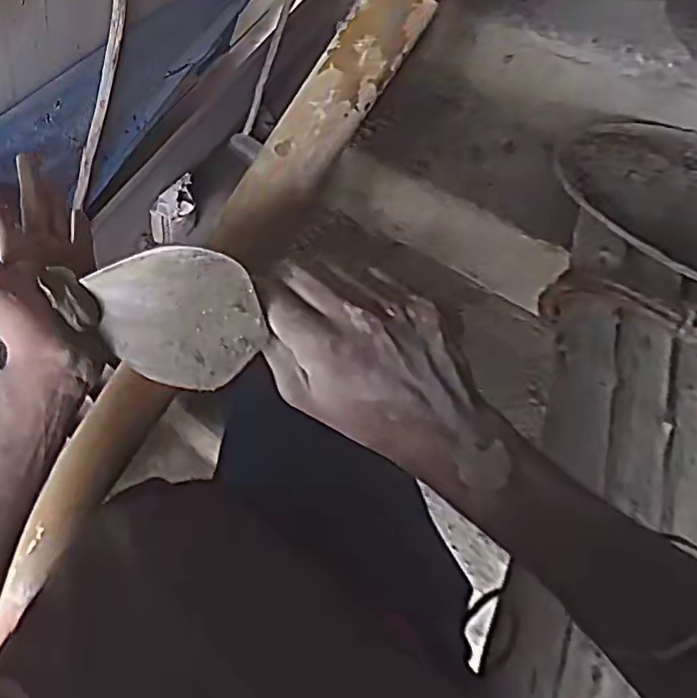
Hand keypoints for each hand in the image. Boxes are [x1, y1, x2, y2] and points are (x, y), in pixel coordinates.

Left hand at [0, 155, 96, 381]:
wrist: (58, 360)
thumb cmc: (21, 326)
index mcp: (9, 253)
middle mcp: (33, 250)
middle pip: (29, 207)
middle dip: (27, 181)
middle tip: (26, 154)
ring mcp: (60, 258)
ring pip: (55, 216)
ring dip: (53, 194)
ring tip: (53, 171)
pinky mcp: (85, 268)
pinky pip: (81, 238)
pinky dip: (80, 223)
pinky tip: (79, 209)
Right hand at [260, 261, 508, 491]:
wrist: (448, 435)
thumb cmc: (368, 424)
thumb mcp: (302, 399)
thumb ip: (274, 353)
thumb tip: (255, 319)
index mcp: (323, 344)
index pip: (270, 292)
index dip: (254, 289)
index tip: (248, 292)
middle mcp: (357, 316)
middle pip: (296, 268)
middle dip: (279, 277)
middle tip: (275, 291)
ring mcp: (392, 304)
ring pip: (330, 262)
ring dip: (314, 276)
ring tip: (314, 297)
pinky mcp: (418, 300)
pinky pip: (369, 272)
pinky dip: (352, 282)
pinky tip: (354, 303)